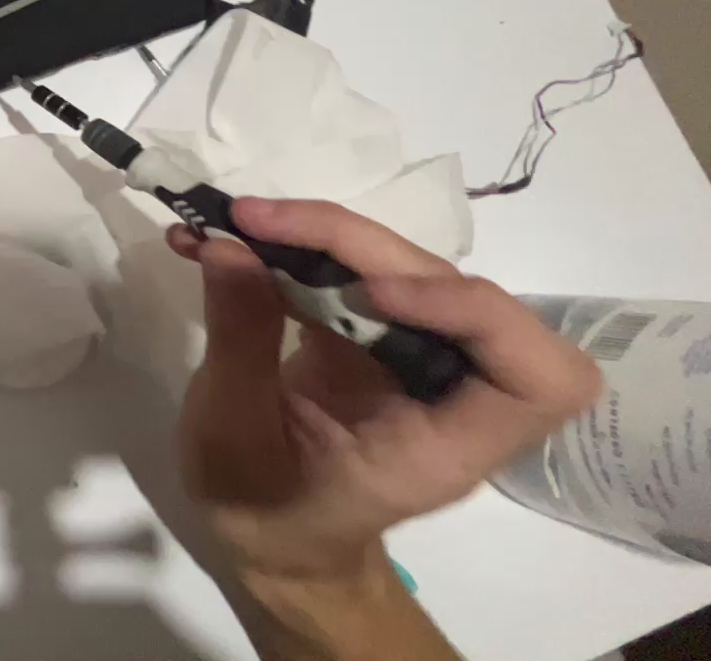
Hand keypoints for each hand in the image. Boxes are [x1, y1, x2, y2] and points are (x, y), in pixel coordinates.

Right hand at [168, 197, 600, 581]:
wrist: (262, 529)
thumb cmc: (258, 505)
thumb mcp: (234, 430)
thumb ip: (240, 338)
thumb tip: (228, 246)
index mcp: (441, 443)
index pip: (531, 376)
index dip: (470, 315)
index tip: (369, 290)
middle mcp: (439, 390)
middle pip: (446, 293)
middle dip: (351, 244)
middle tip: (252, 220)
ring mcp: (398, 357)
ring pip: (391, 271)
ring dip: (313, 236)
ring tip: (228, 222)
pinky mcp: (355, 337)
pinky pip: (335, 278)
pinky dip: (281, 251)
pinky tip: (216, 243)